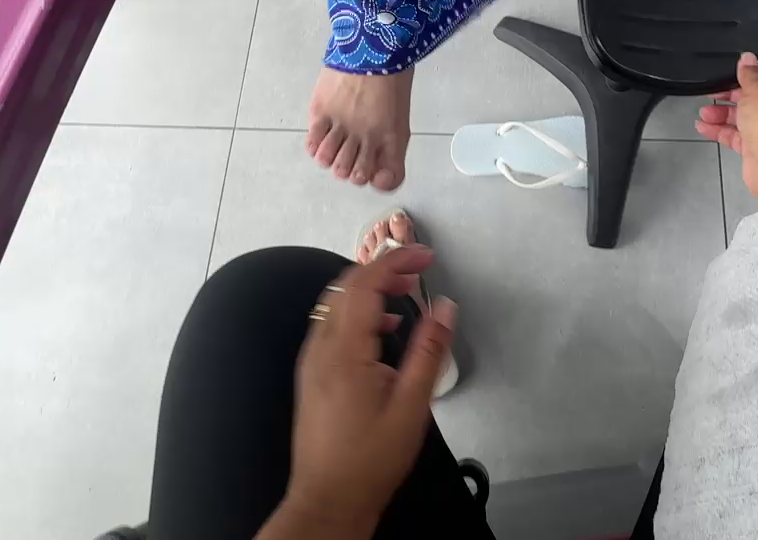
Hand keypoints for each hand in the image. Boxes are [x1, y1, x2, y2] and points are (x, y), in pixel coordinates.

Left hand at [274, 245, 458, 538]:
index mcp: (344, 351)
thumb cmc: (370, 460)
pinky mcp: (313, 373)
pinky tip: (385, 326)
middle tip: (419, 268)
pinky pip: (333, 321)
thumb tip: (445, 306)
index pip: (366, 283)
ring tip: (407, 290)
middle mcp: (321, 347)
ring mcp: (312, 360)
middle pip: (348, 285)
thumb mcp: (411, 407)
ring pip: (337, 300)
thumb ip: (429, 351)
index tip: (426, 255)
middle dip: (385, 266)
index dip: (397, 260)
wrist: (326, 503)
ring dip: (372, 286)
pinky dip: (360, 308)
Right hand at [696, 30, 757, 196]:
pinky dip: (720, 129)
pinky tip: (702, 125)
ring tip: (703, 109)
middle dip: (735, 86)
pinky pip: (736, 133)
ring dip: (723, 110)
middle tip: (715, 80)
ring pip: (744, 113)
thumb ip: (749, 74)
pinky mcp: (757, 147)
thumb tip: (748, 59)